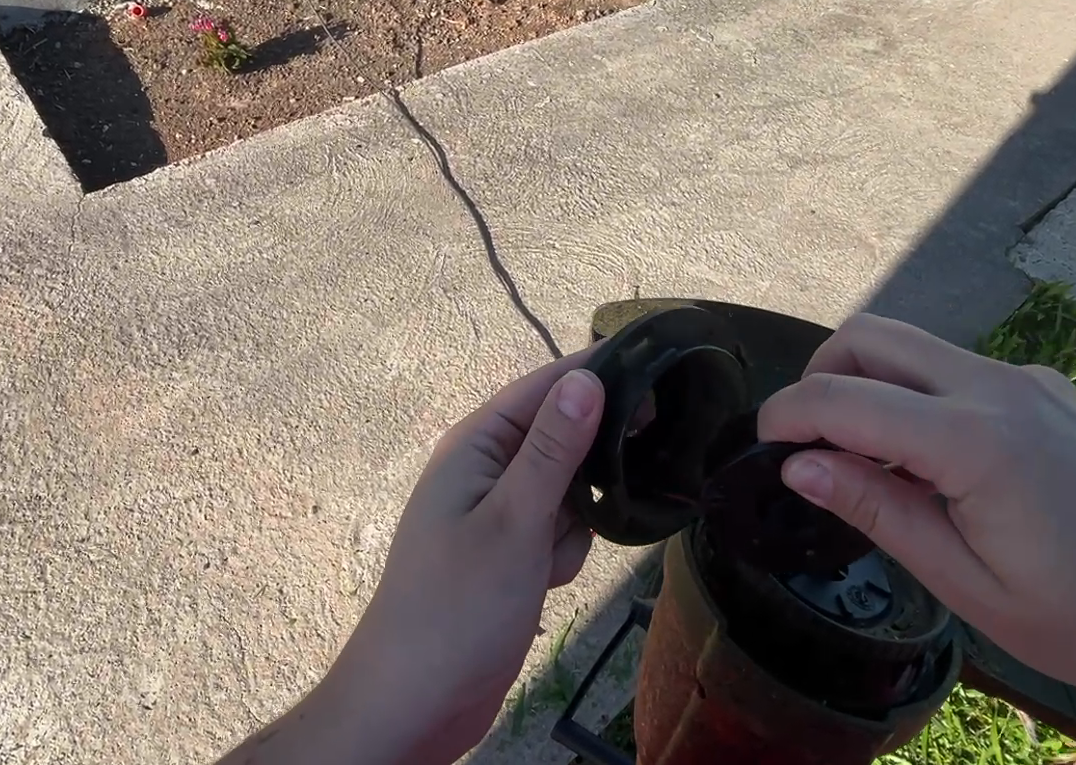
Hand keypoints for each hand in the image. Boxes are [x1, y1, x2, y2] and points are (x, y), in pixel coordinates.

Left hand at [238, 352, 604, 764]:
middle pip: (563, 435)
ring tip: (551, 558)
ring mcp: (501, 509)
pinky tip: (546, 582)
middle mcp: (489, 465)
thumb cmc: (459, 605)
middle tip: (621, 485)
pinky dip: (563, 550)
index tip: (657, 372)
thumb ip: (553, 448)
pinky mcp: (513, 547)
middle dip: (587, 468)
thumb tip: (587, 377)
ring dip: (574, 521)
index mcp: (478, 443)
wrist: (418, 703)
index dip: (598, 374)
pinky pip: (560, 527)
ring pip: (569, 486)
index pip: (546, 386)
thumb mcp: (514, 520)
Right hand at [755, 313, 1075, 722]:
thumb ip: (880, 511)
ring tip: (873, 464)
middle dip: (819, 375)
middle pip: (870, 335)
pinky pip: (955, 370)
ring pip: (912, 346)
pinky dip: (914, 396)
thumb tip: (800, 464)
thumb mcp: (975, 589)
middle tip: (811, 443)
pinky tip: (937, 466)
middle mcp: (998, 386)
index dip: (785, 414)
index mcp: (974, 439)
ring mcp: (1030, 381)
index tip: (761, 448)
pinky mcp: (1052, 391)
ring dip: (867, 384)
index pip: (842, 396)